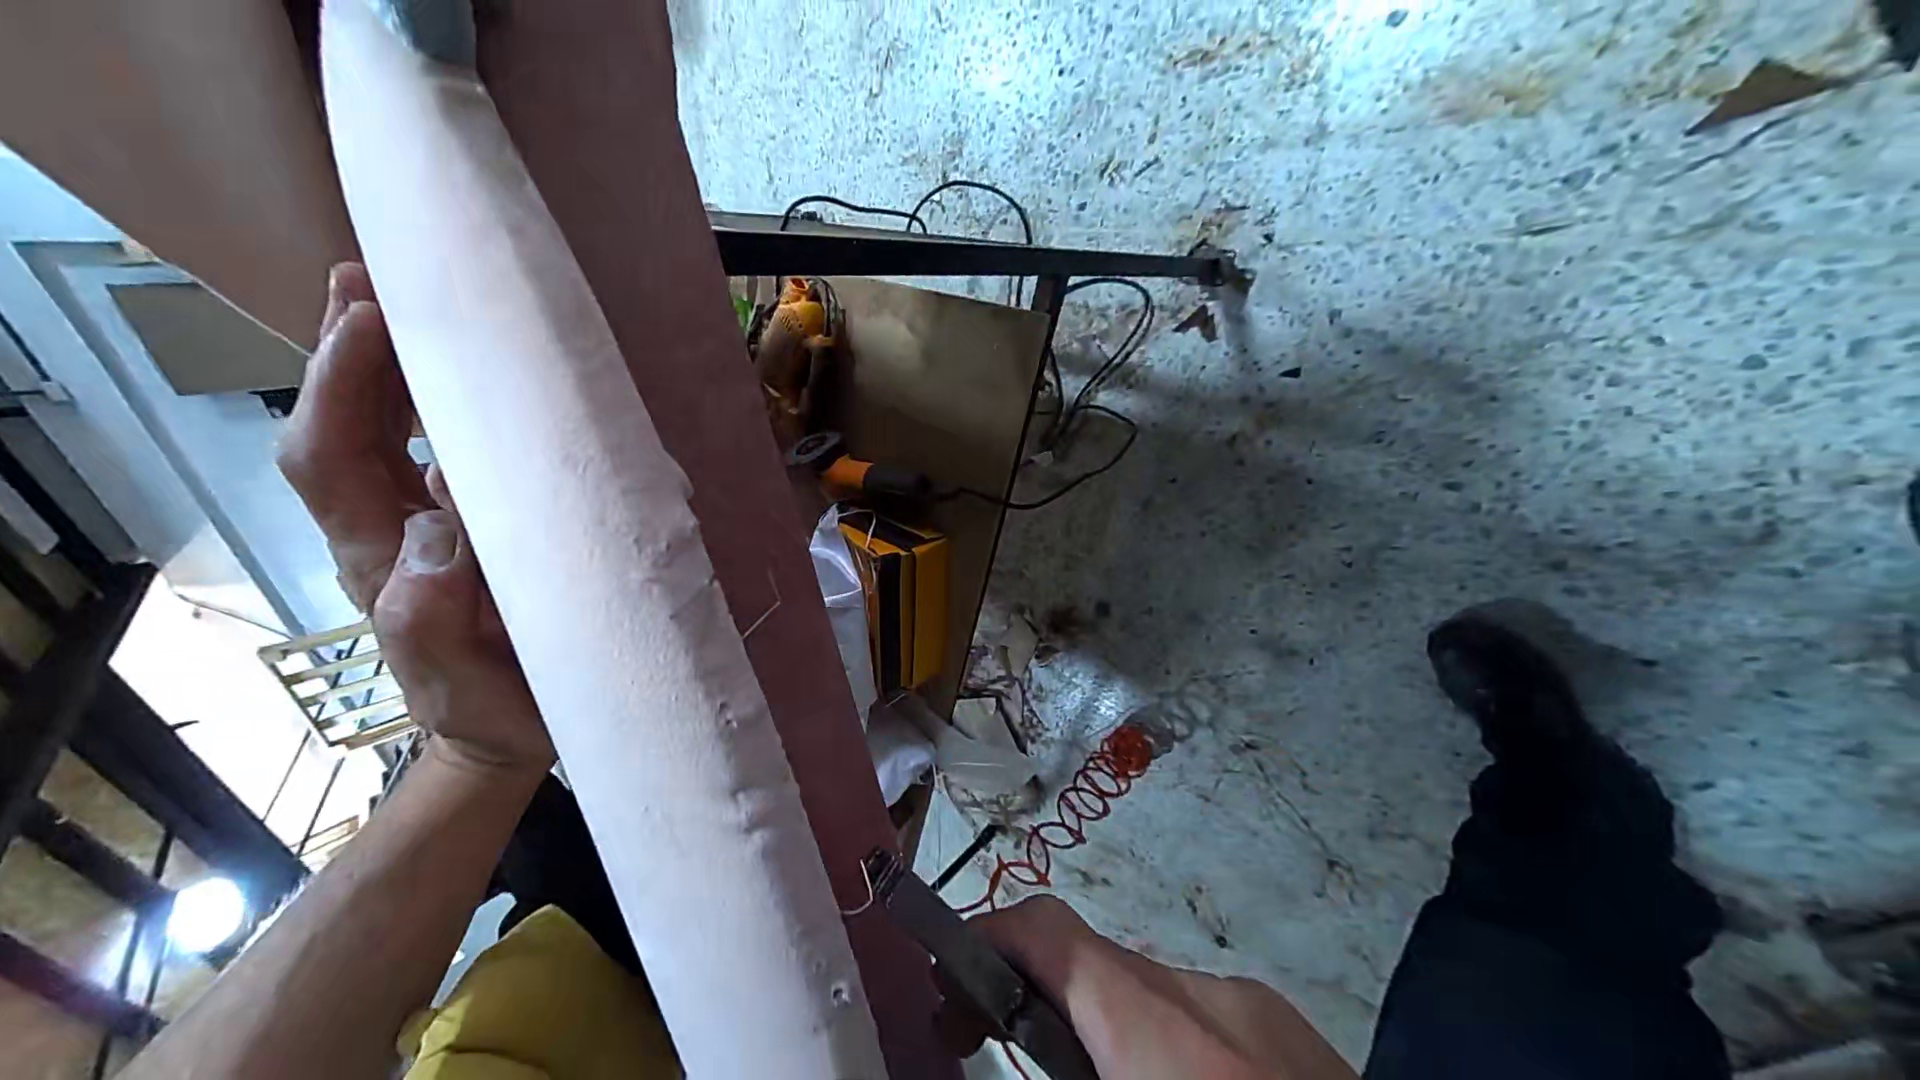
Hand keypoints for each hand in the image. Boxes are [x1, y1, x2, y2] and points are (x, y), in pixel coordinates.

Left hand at [278, 262, 553, 776]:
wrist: (521, 728)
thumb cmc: (494, 707)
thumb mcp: (461, 684)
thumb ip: (432, 624)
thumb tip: (440, 541)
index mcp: (378, 557)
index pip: (331, 455)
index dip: (340, 383)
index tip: (372, 316)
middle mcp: (395, 525)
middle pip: (351, 424)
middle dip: (357, 350)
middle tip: (377, 279)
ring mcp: (438, 523)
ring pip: (401, 431)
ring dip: (405, 365)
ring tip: (422, 305)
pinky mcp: (485, 525)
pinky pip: (462, 453)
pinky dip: (468, 406)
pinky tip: (500, 381)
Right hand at [951, 896, 1357, 1079]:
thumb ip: (1064, 1068)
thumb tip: (1016, 1034)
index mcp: (1161, 1036)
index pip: (1050, 931)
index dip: (985, 935)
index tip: (947, 979)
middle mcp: (1210, 996)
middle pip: (1090, 961)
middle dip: (1029, 992)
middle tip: (985, 1040)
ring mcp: (1260, 1008)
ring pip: (1144, 990)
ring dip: (1096, 1023)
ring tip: (1076, 1071)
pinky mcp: (1296, 1031)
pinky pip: (1198, 1016)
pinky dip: (1157, 1040)